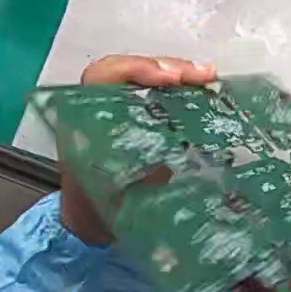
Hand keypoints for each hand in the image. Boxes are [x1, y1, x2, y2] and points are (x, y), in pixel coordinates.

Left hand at [58, 54, 215, 243]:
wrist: (88, 224)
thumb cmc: (96, 210)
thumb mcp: (116, 196)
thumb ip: (137, 175)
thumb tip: (172, 157)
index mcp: (83, 121)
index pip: (103, 75)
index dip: (135, 68)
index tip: (169, 78)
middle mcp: (97, 106)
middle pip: (131, 68)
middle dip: (168, 67)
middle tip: (201, 75)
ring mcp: (116, 107)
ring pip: (145, 75)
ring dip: (178, 73)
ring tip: (207, 77)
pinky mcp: (132, 114)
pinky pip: (154, 89)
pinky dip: (179, 86)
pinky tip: (203, 87)